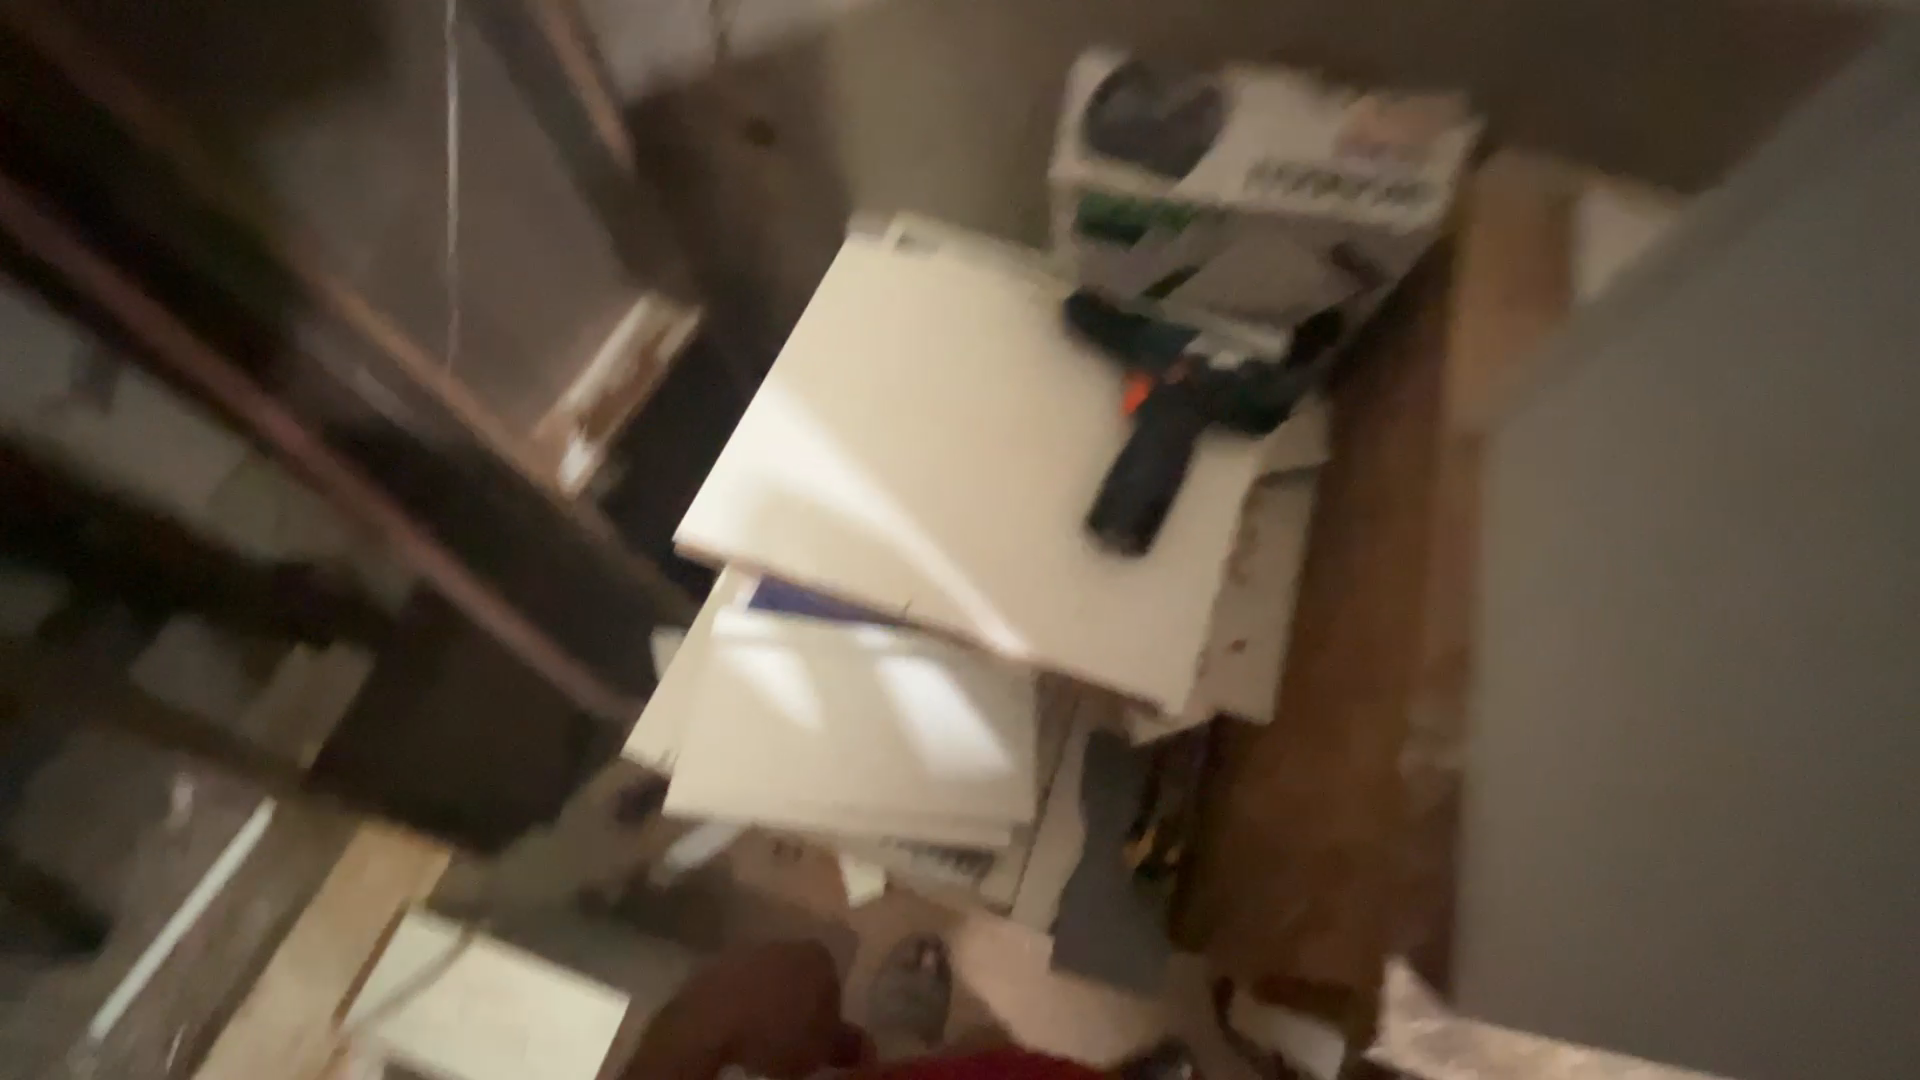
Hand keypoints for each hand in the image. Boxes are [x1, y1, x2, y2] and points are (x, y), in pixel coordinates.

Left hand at [623, 940, 872, 1079]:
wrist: (711, 1028)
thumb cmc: (780, 1035)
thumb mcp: (823, 1047)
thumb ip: (848, 1043)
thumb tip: (868, 1047)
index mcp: (818, 954)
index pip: (832, 977)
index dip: (827, 1009)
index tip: (819, 1037)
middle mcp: (784, 943)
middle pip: (796, 972)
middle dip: (795, 999)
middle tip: (792, 1038)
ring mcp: (746, 951)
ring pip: (763, 977)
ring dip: (764, 1000)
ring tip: (760, 1038)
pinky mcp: (711, 968)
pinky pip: (732, 987)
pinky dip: (736, 1005)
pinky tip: (734, 1032)